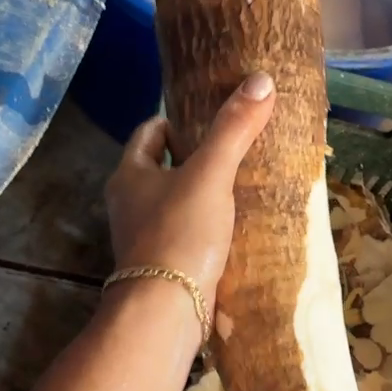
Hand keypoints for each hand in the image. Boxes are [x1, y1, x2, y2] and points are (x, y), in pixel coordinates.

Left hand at [105, 72, 275, 290]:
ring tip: (243, 186)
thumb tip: (262, 80)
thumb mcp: (210, 175)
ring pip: (176, 203)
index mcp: (130, 175)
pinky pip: (188, 234)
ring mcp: (146, 238)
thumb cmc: (179, 234)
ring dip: (203, 194)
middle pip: (162, 167)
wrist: (166, 310)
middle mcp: (130, 204)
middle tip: (235, 149)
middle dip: (194, 157)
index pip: (150, 132)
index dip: (176, 121)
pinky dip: (208, 226)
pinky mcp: (167, 266)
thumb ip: (233, 130)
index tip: (210, 118)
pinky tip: (237, 228)